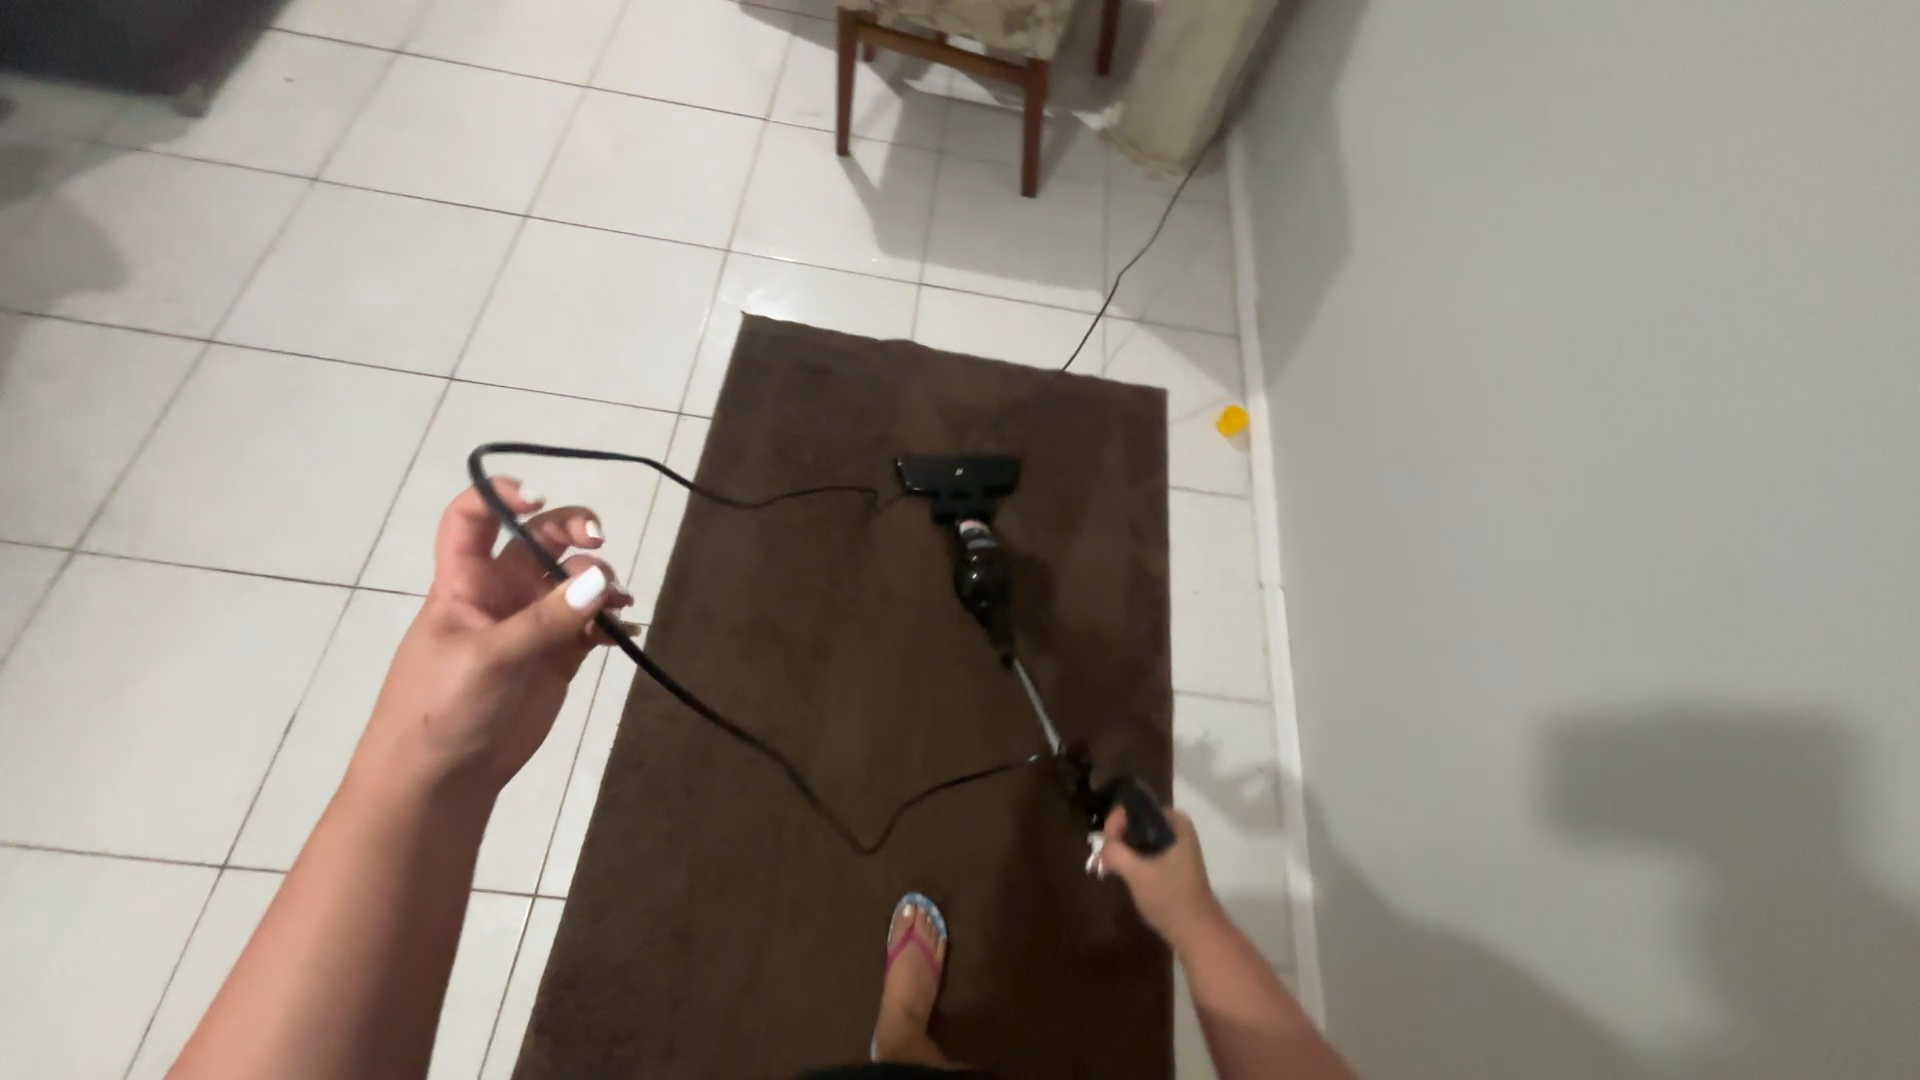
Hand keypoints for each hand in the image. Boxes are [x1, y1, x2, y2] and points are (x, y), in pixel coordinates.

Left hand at [351, 480, 630, 793]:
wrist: (444, 778)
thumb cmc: (441, 708)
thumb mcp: (489, 657)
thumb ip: (547, 618)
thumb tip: (604, 580)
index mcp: (467, 583)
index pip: (472, 520)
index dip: (499, 496)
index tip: (536, 498)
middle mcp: (504, 593)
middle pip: (541, 541)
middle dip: (573, 531)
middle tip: (599, 541)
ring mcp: (535, 623)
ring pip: (576, 581)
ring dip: (601, 582)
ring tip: (616, 605)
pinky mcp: (560, 655)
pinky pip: (595, 623)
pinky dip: (614, 621)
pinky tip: (627, 630)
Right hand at [1096, 805, 1222, 945]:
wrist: (1198, 933)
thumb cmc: (1170, 898)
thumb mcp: (1137, 873)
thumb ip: (1115, 852)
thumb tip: (1102, 848)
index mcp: (1174, 822)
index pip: (1135, 809)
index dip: (1115, 824)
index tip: (1104, 846)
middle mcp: (1177, 828)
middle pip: (1137, 822)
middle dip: (1116, 838)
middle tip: (1101, 858)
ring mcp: (1177, 846)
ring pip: (1140, 838)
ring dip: (1123, 850)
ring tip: (1105, 866)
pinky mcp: (1174, 863)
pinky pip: (1147, 851)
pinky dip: (1133, 859)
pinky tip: (1120, 873)